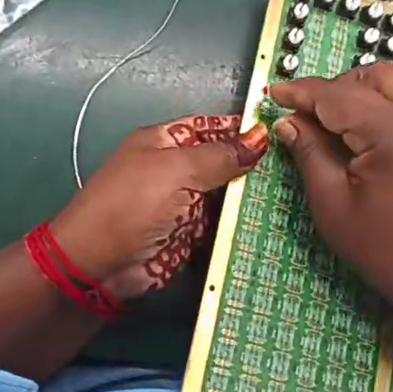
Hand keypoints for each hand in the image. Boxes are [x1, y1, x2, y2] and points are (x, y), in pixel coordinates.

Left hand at [52, 113, 269, 302]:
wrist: (98, 263)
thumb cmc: (133, 205)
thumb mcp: (177, 169)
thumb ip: (220, 155)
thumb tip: (259, 135)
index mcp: (163, 143)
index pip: (210, 128)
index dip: (240, 130)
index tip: (281, 135)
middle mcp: (173, 171)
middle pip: (221, 165)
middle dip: (251, 170)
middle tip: (294, 172)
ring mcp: (180, 206)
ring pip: (223, 199)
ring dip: (248, 202)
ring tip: (290, 198)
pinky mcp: (185, 237)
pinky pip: (217, 229)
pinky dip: (237, 229)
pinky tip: (269, 226)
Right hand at [268, 64, 392, 355]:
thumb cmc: (390, 251)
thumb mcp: (334, 205)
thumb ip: (310, 154)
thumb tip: (289, 123)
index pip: (336, 95)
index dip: (300, 92)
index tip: (273, 92)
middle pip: (374, 76)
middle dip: (335, 87)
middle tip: (307, 115)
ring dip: (364, 94)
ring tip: (339, 127)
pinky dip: (390, 108)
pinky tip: (374, 140)